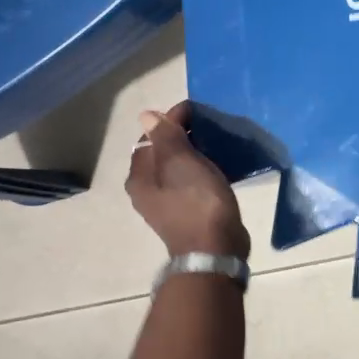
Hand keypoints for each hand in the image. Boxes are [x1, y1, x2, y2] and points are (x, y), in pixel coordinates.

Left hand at [126, 102, 250, 259]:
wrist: (212, 247)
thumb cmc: (197, 201)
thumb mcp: (182, 164)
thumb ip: (166, 138)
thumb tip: (146, 114)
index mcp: (140, 176)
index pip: (150, 137)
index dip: (171, 120)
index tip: (199, 110)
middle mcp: (146, 188)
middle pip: (161, 152)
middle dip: (181, 135)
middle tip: (210, 124)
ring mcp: (165, 202)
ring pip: (175, 167)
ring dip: (192, 152)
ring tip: (216, 143)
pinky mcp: (186, 210)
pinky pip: (188, 180)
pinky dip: (200, 168)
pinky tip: (217, 167)